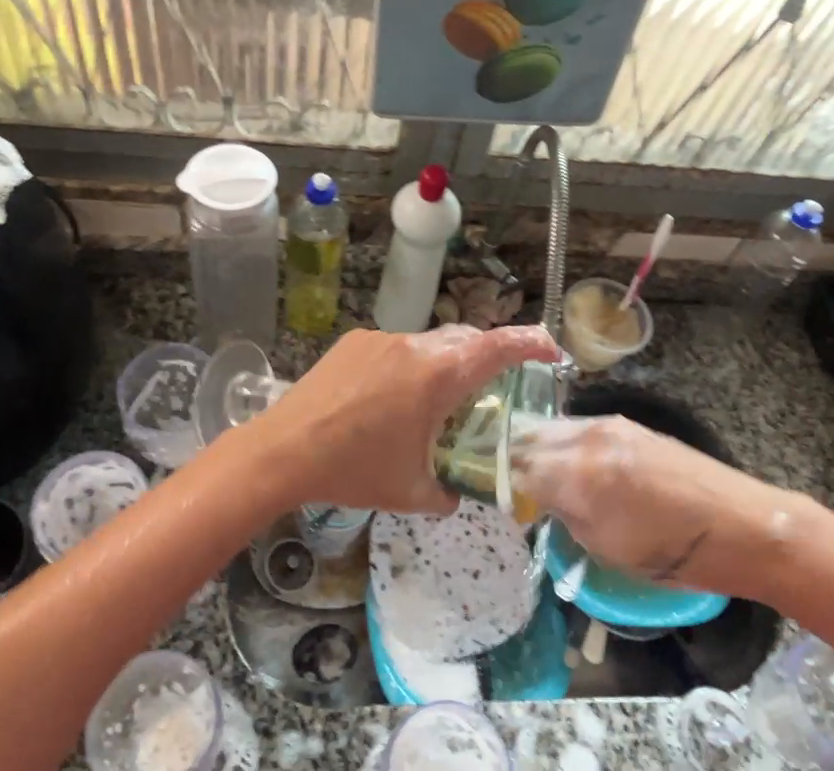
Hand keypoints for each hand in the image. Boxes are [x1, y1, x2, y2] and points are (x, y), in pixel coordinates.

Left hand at [252, 324, 561, 515]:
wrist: (282, 451)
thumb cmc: (353, 470)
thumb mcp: (410, 492)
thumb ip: (447, 492)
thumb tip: (457, 495)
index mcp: (437, 376)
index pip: (498, 347)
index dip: (530, 343)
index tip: (551, 350)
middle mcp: (413, 347)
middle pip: (465, 340)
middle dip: (486, 358)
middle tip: (490, 390)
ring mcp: (380, 340)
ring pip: (428, 344)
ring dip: (442, 367)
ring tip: (431, 406)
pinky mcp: (353, 343)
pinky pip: (395, 349)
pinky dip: (407, 369)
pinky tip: (387, 402)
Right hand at [511, 415, 803, 599]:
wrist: (740, 526)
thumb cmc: (674, 554)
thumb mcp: (607, 549)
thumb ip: (566, 517)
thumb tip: (542, 502)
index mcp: (578, 477)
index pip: (519, 472)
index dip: (506, 489)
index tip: (505, 504)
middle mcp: (587, 440)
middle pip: (530, 441)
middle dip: (516, 461)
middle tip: (514, 485)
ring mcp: (609, 426)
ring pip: (553, 428)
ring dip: (538, 447)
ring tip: (538, 473)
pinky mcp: (629, 425)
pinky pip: (578, 426)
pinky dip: (564, 441)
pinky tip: (569, 461)